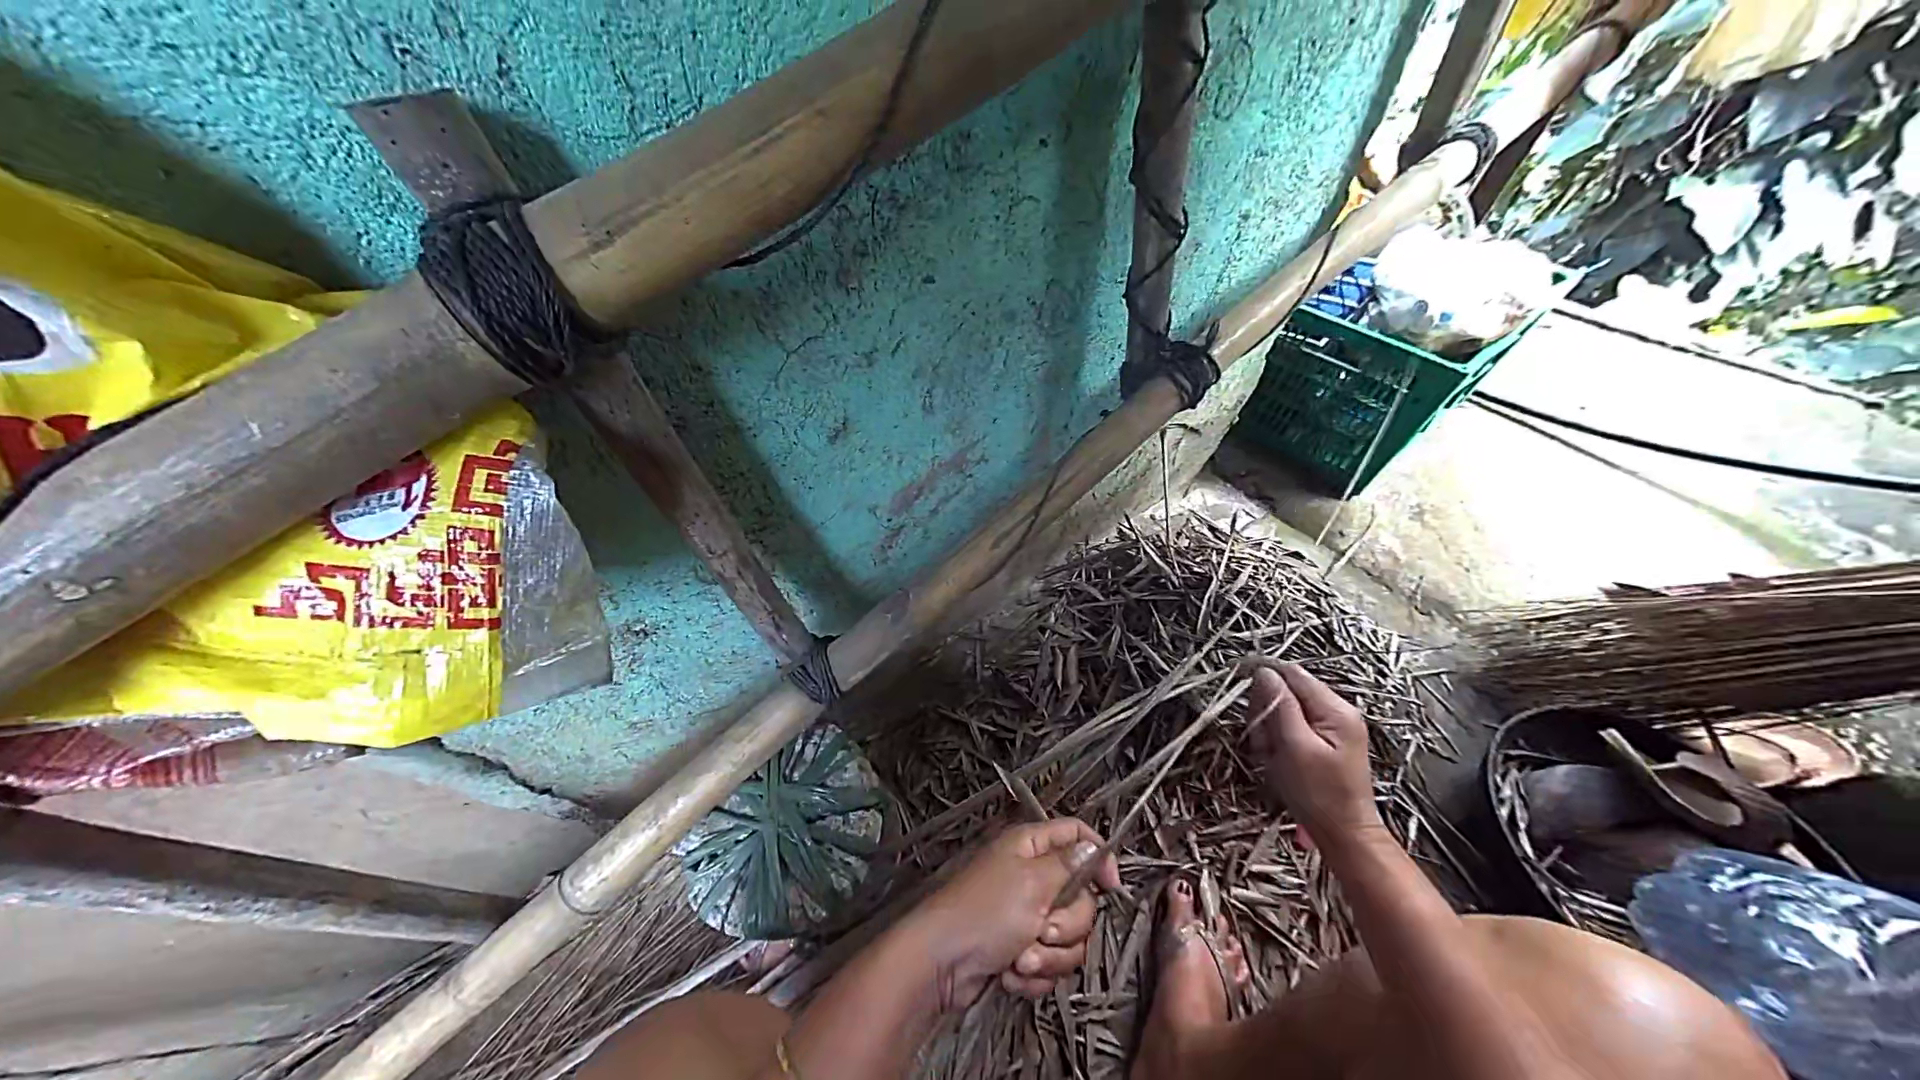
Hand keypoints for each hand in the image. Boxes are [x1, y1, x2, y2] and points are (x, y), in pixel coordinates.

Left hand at [901, 819, 1120, 1009]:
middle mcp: (1032, 876)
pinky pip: (1051, 962)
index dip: (1099, 857)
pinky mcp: (1022, 950)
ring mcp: (1027, 915)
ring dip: (1049, 954)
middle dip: (1067, 924)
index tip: (1111, 887)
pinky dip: (1035, 973)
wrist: (942, 965)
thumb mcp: (1032, 882)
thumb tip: (1093, 849)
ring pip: (1069, 937)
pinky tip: (1011, 974)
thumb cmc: (984, 913)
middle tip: (1043, 930)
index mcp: (1031, 846)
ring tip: (1020, 959)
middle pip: (1081, 897)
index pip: (1077, 835)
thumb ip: (1069, 865)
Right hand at [1245, 661, 1382, 844]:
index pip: (1292, 673)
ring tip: (1271, 755)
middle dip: (1266, 711)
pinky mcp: (1324, 741)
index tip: (1238, 689)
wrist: (1344, 835)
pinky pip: (1290, 728)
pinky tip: (1278, 759)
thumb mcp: (1294, 747)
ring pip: (1284, 709)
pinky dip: (1277, 740)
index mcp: (1335, 709)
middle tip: (1263, 741)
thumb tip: (1264, 672)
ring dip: (1269, 729)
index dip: (1263, 676)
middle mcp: (1337, 712)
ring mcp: (1331, 727)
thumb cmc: (1320, 795)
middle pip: (1287, 690)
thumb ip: (1279, 705)